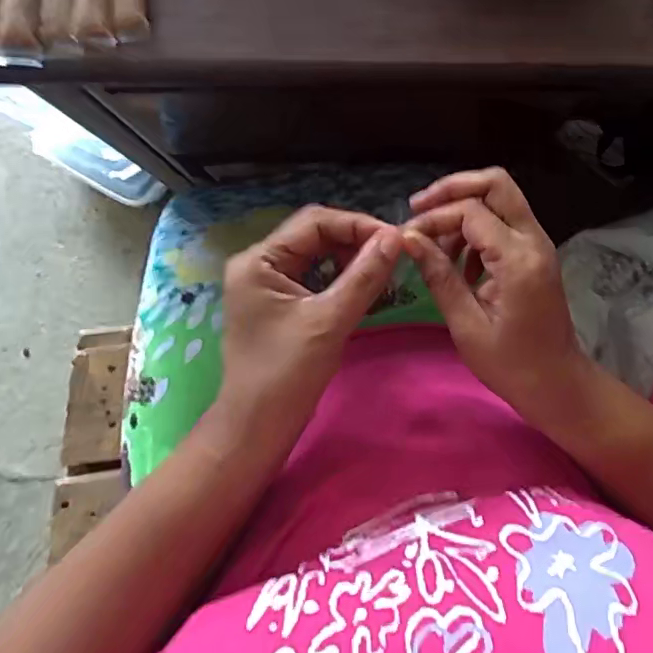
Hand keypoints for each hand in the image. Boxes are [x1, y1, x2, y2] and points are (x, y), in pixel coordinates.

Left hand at [216, 205, 400, 438]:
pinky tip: (364, 286)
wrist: (256, 430)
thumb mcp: (330, 321)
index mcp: (259, 260)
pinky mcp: (278, 301)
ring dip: (350, 257)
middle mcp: (258, 263)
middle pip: (315, 234)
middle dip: (355, 240)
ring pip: (317, 254)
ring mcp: (267, 282)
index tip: (395, 238)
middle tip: (393, 253)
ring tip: (383, 269)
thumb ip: (364, 275)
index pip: (315, 222)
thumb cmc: (287, 375)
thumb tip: (396, 237)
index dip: (357, 225)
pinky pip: (314, 275)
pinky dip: (340, 276)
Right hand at [401, 168, 591, 417]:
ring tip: (434, 243)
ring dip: (463, 208)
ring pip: (500, 197)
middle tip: (418, 208)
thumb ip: (439, 275)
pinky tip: (457, 261)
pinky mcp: (535, 252)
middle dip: (453, 188)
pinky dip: (476, 226)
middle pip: (495, 183)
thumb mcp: (466, 325)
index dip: (434, 217)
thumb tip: (408, 238)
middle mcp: (534, 240)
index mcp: (518, 260)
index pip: (470, 211)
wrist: (559, 385)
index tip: (407, 237)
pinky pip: (504, 220)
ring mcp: (538, 243)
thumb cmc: (511, 365)